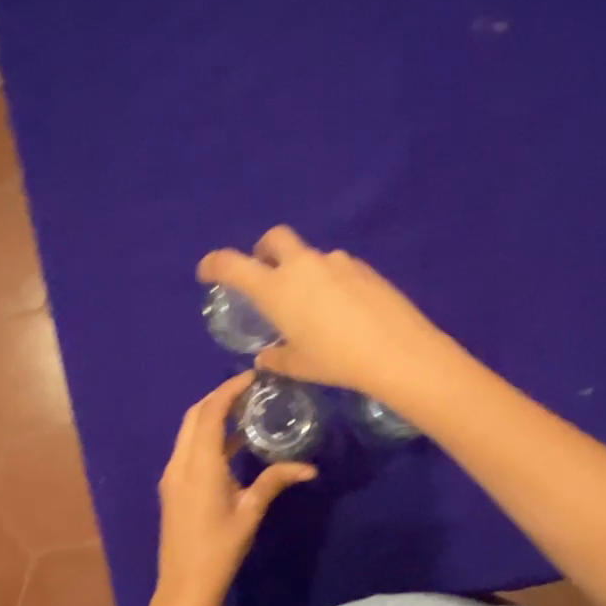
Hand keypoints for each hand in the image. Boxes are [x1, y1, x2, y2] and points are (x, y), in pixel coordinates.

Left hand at [156, 371, 317, 602]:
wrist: (185, 583)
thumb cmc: (220, 549)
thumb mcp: (251, 512)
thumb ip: (275, 482)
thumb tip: (309, 468)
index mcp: (199, 465)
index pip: (210, 412)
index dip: (229, 390)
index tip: (252, 377)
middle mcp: (180, 463)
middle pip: (195, 415)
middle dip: (219, 397)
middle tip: (250, 391)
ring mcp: (172, 475)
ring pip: (189, 431)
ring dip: (212, 416)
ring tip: (245, 411)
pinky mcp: (172, 486)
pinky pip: (188, 448)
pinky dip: (206, 436)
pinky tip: (232, 444)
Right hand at [196, 226, 454, 400]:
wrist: (398, 352)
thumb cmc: (338, 361)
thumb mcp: (301, 366)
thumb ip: (278, 359)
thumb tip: (266, 358)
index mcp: (276, 288)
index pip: (232, 264)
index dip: (214, 264)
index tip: (208, 271)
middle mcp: (302, 266)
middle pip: (274, 238)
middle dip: (264, 250)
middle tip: (265, 272)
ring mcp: (336, 262)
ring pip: (310, 255)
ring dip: (303, 269)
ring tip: (312, 303)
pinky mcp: (363, 268)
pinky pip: (337, 267)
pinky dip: (330, 280)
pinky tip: (343, 309)